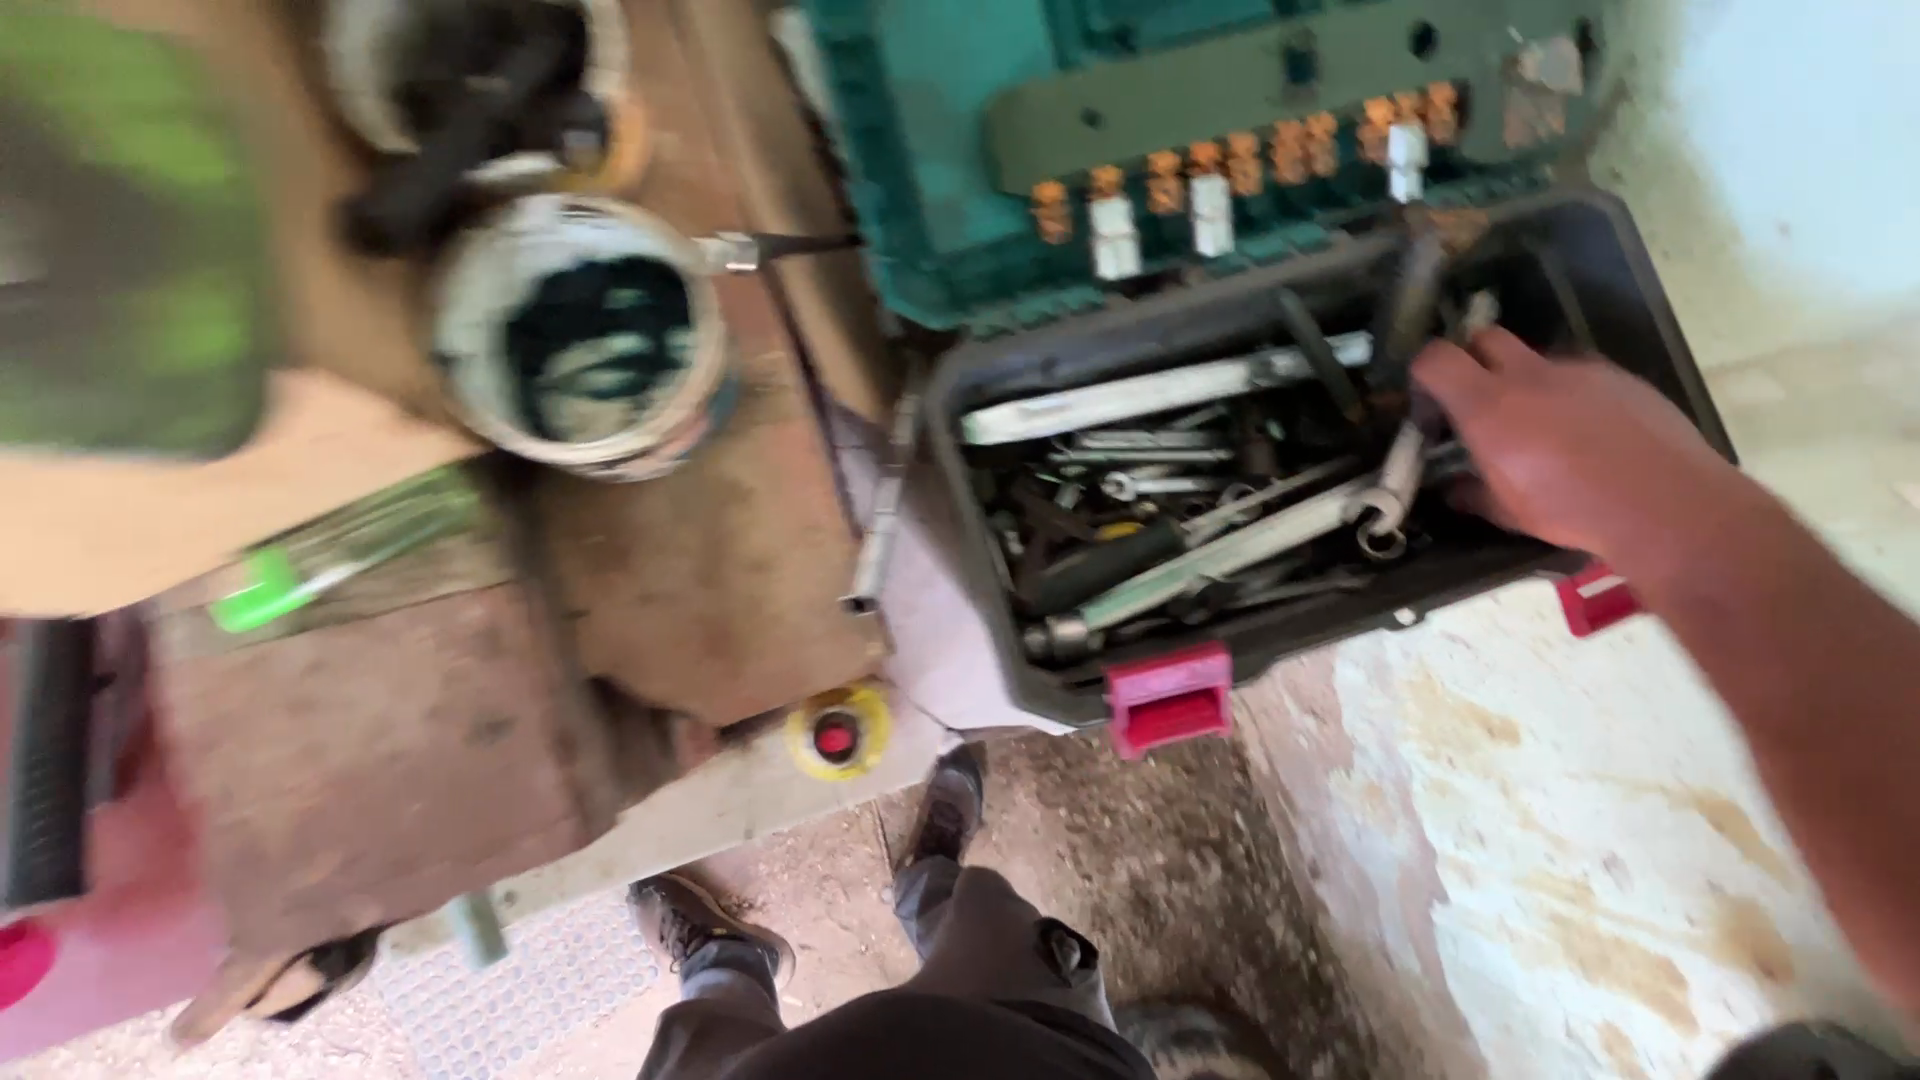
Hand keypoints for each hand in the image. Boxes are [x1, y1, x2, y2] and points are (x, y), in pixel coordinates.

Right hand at [1411, 327, 1755, 566]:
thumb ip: (1469, 492)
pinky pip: (1578, 377)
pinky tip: (1582, 436)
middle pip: (1483, 339)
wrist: (1666, 503)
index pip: (1435, 358)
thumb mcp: (1504, 510)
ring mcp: (1580, 372)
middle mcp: (1530, 376)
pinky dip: (1566, 397)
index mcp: (1488, 406)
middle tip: (1475, 406)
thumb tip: (1452, 489)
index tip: (1430, 413)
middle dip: (1470, 364)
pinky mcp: (1621, 379)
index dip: (1423, 377)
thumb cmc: (1569, 509)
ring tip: (1536, 429)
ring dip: (1521, 384)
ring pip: (1534, 360)